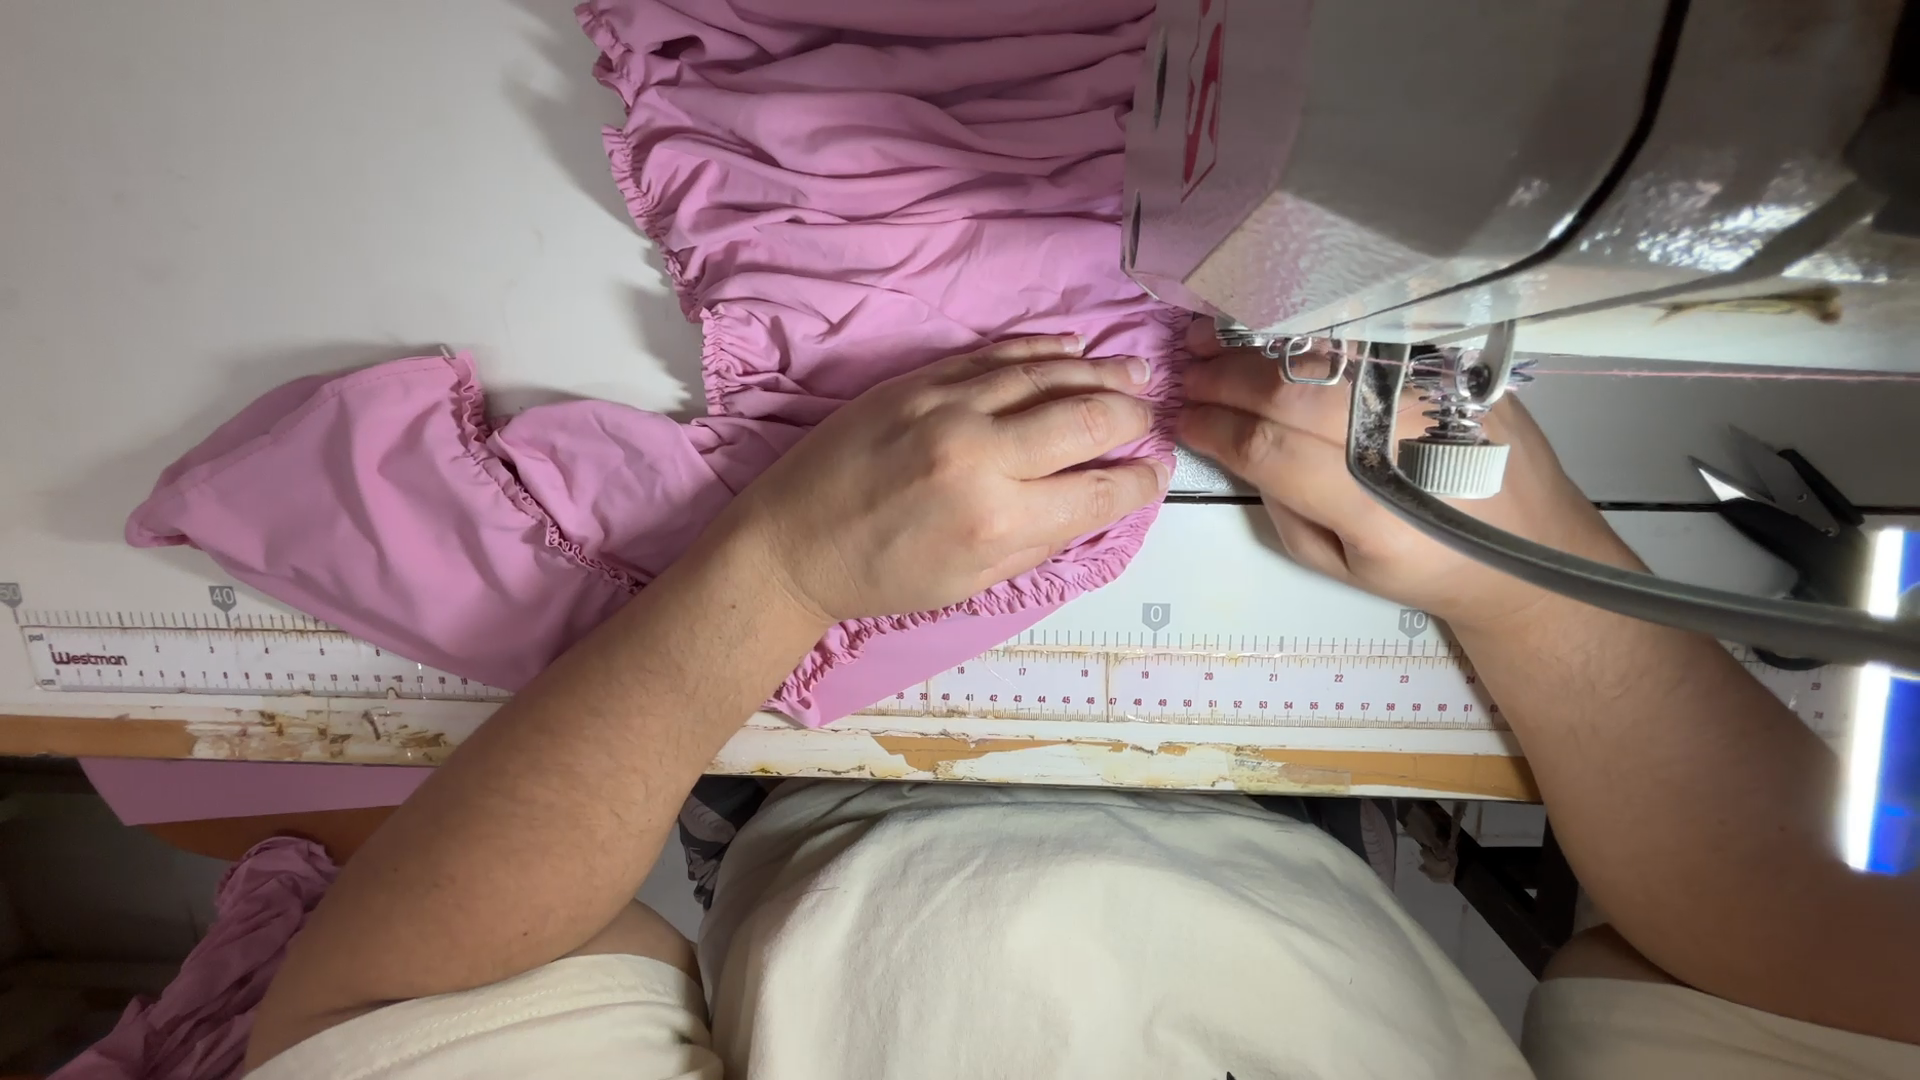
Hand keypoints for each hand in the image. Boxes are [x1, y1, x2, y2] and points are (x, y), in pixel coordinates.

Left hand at [724, 335, 1168, 623]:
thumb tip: (1095, 503)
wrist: (794, 542)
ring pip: (1049, 375)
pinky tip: (1075, 349)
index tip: (1155, 474)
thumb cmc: (882, 577)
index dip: (1138, 483)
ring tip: (1138, 375)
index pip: (1098, 493)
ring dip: (1102, 374)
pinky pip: (997, 355)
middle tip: (1151, 420)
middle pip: (1086, 420)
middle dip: (1132, 419)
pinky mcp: (918, 381)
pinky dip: (1043, 349)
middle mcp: (981, 454)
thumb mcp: (971, 585)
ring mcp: (947, 406)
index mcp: (998, 520)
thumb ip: (1040, 541)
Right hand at [1176, 327, 1638, 631]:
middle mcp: (1408, 442)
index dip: (1216, 429)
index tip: (1182, 421)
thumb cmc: (1423, 570)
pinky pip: (1372, 339)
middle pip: (1292, 394)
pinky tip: (1276, 331)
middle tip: (1186, 375)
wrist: (1535, 553)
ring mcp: (1437, 397)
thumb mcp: (1337, 563)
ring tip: (1214, 340)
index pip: (1270, 449)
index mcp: (1375, 508)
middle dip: (1225, 381)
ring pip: (1329, 357)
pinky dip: (1314, 332)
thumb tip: (1242, 445)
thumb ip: (1283, 505)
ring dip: (1260, 346)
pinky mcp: (1457, 370)